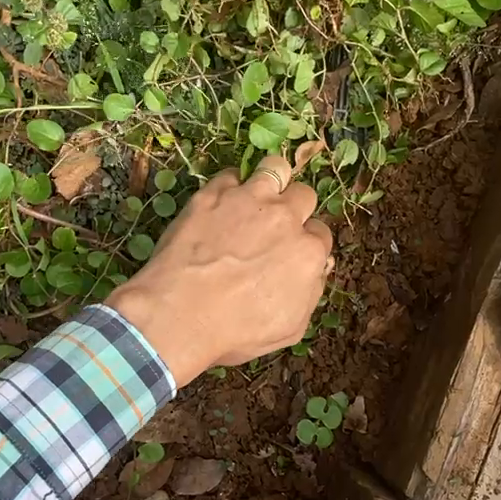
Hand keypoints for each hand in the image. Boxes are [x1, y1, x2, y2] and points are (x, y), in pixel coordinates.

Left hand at [105, 155, 333, 387]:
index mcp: (308, 252)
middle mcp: (284, 218)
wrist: (180, 314)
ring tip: (257, 197)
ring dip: (271, 180)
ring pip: (274, 168)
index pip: (320, 234)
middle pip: (303, 196)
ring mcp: (248, 200)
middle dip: (294, 208)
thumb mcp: (289, 328)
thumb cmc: (235, 331)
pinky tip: (220, 204)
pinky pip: (230, 175)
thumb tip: (319, 268)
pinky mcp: (212, 193)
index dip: (306, 244)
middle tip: (274, 227)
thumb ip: (311, 293)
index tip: (290, 253)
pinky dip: (229, 187)